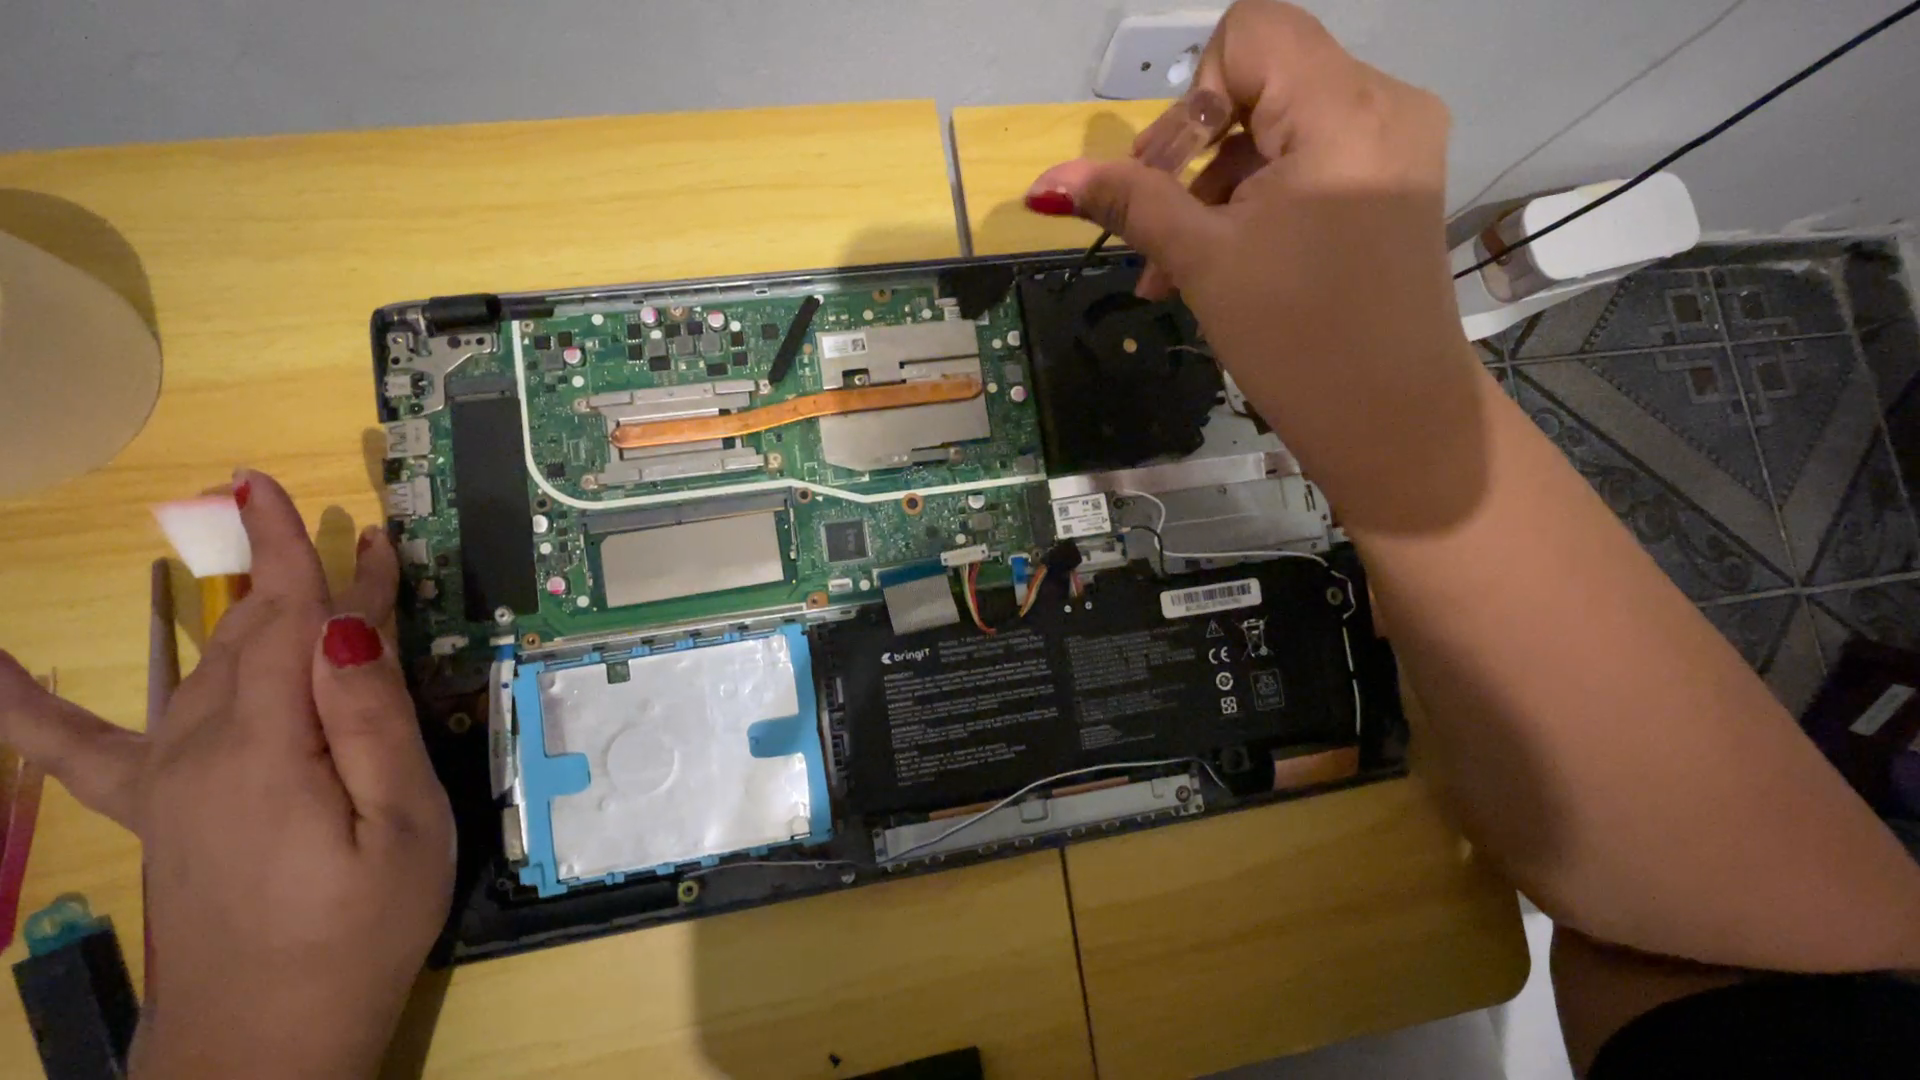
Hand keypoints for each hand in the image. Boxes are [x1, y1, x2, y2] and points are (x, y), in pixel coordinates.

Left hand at [0, 470, 452, 1078]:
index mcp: (268, 748)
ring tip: (258, 554)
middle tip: (335, 528)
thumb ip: (370, 722)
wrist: (270, 1036)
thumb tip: (347, 628)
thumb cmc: (364, 925)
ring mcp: (167, 779)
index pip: (297, 624)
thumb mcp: (400, 823)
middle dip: (295, 574)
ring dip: (244, 607)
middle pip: (256, 637)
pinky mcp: (157, 809)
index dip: (311, 559)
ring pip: (207, 667)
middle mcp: (200, 749)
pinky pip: (77, 746)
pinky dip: (27, 704)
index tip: (320, 502)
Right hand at [1025, 0, 1471, 530]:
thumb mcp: (1203, 260)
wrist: (1393, 421)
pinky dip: (1258, 208)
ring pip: (1280, 137)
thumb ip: (1129, 203)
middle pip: (1260, 87)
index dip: (1193, 97)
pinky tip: (1223, 268)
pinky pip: (1310, 170)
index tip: (1169, 174)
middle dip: (1193, 159)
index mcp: (1343, 106)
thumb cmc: (1296, 336)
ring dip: (1215, 195)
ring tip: (1174, 273)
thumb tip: (1046, 183)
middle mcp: (1383, 105)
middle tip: (1154, 234)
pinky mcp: (1395, 191)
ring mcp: (1396, 150)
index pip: (1250, 33)